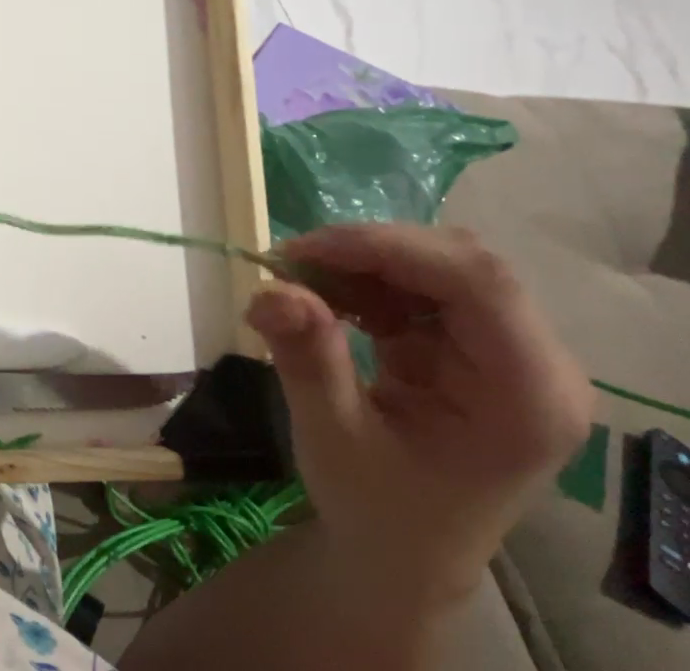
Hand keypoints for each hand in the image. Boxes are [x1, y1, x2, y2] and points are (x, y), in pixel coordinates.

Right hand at [248, 224, 591, 603]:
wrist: (399, 554)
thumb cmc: (375, 508)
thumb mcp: (332, 437)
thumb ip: (308, 359)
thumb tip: (267, 289)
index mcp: (527, 395)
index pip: (478, 283)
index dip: (386, 249)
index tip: (297, 252)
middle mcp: (537, 365)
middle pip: (464, 267)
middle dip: (368, 252)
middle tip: (285, 264)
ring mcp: (509, 355)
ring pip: (441, 269)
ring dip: (362, 265)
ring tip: (295, 284)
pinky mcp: (473, 350)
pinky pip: (423, 290)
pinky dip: (366, 285)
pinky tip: (323, 301)